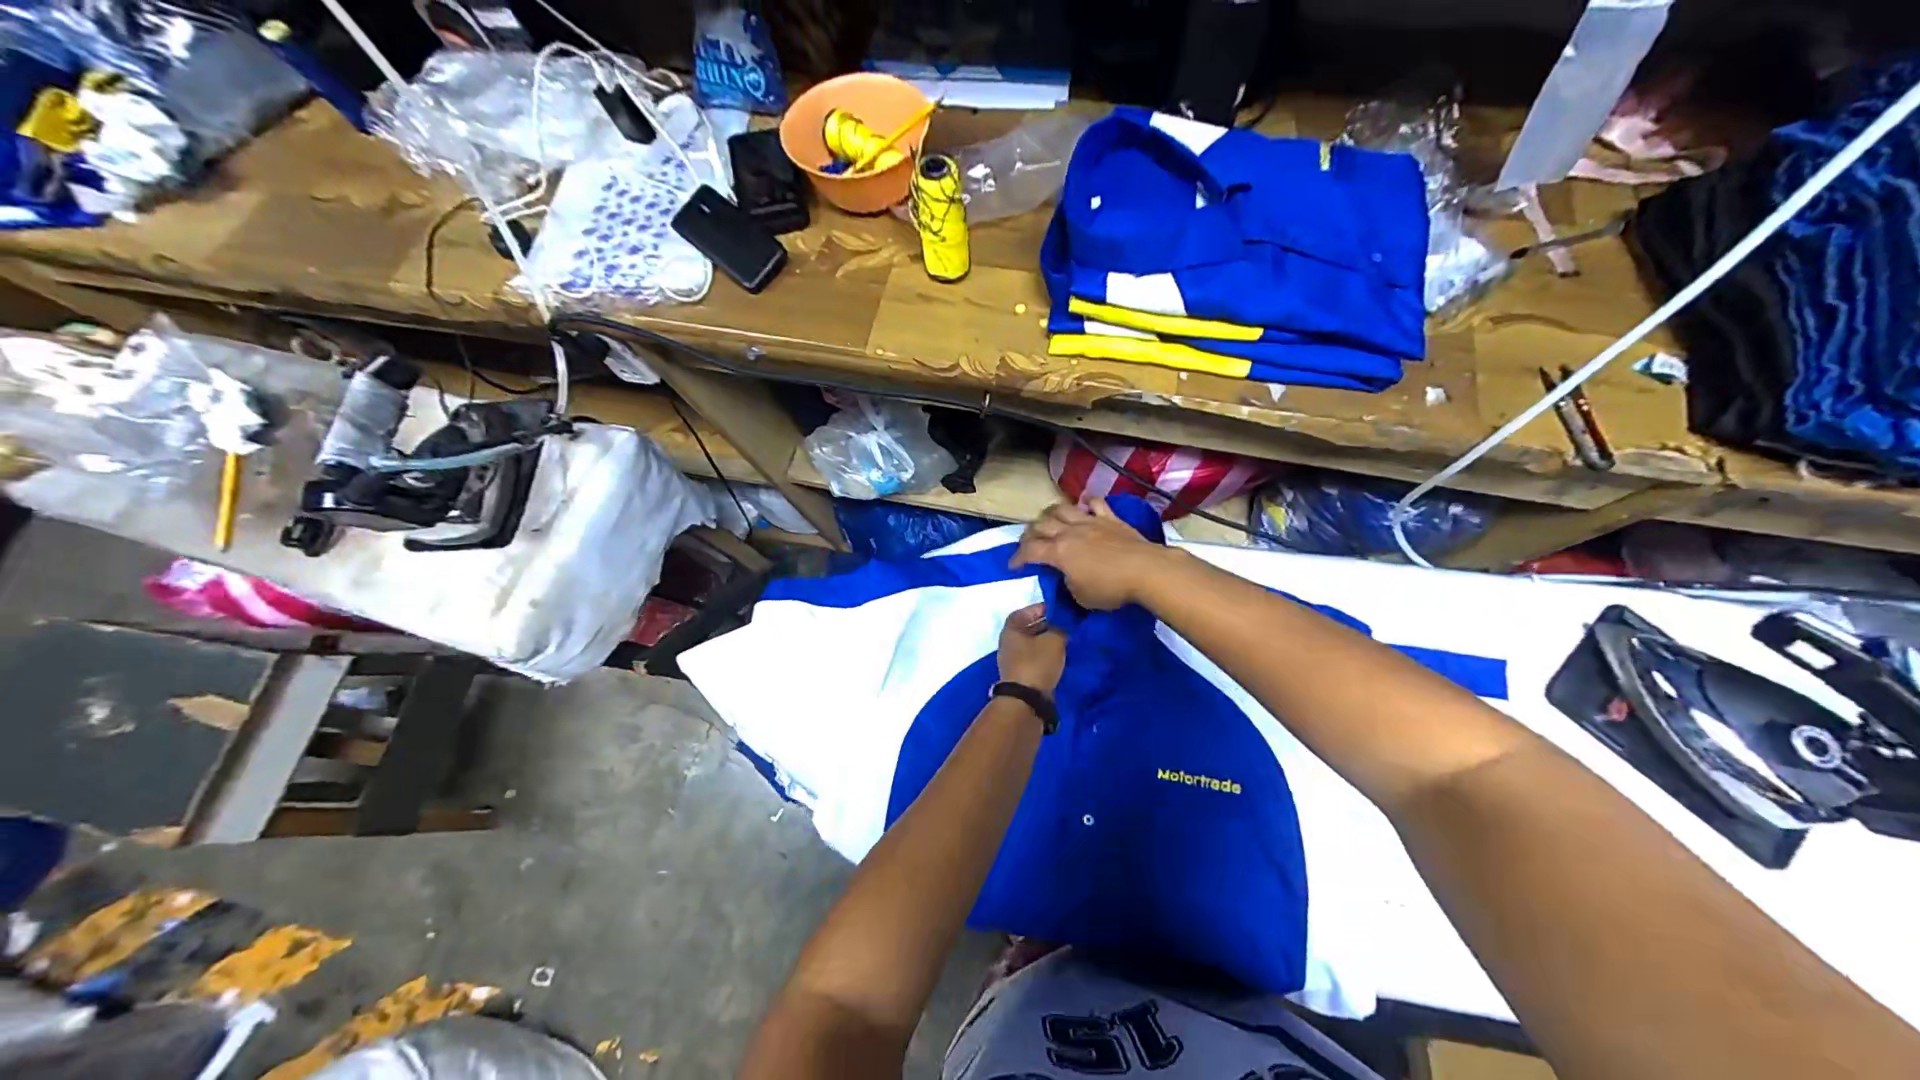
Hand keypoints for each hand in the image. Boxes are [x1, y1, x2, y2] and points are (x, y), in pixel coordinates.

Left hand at [997, 603, 1065, 693]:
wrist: (1027, 699)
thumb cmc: (1037, 662)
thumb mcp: (1053, 640)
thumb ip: (1059, 628)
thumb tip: (1063, 626)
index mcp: (1011, 629)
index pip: (1026, 611)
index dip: (1042, 608)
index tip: (1059, 610)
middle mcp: (1009, 642)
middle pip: (1029, 628)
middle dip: (1048, 625)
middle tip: (1067, 625)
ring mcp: (1014, 659)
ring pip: (1034, 644)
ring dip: (1048, 641)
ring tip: (1068, 640)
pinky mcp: (1022, 674)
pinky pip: (1036, 658)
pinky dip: (1047, 655)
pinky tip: (1062, 656)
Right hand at [1009, 499, 1170, 610]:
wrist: (1146, 570)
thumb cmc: (1111, 588)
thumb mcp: (1081, 597)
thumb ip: (1068, 583)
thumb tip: (1067, 575)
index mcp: (1058, 552)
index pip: (1029, 552)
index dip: (1017, 558)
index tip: (1013, 566)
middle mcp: (1070, 532)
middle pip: (1041, 525)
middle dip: (1029, 534)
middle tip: (1028, 543)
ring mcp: (1091, 521)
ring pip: (1063, 509)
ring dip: (1051, 514)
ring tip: (1049, 521)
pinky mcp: (1111, 518)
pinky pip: (1095, 503)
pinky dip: (1086, 503)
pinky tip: (1084, 507)